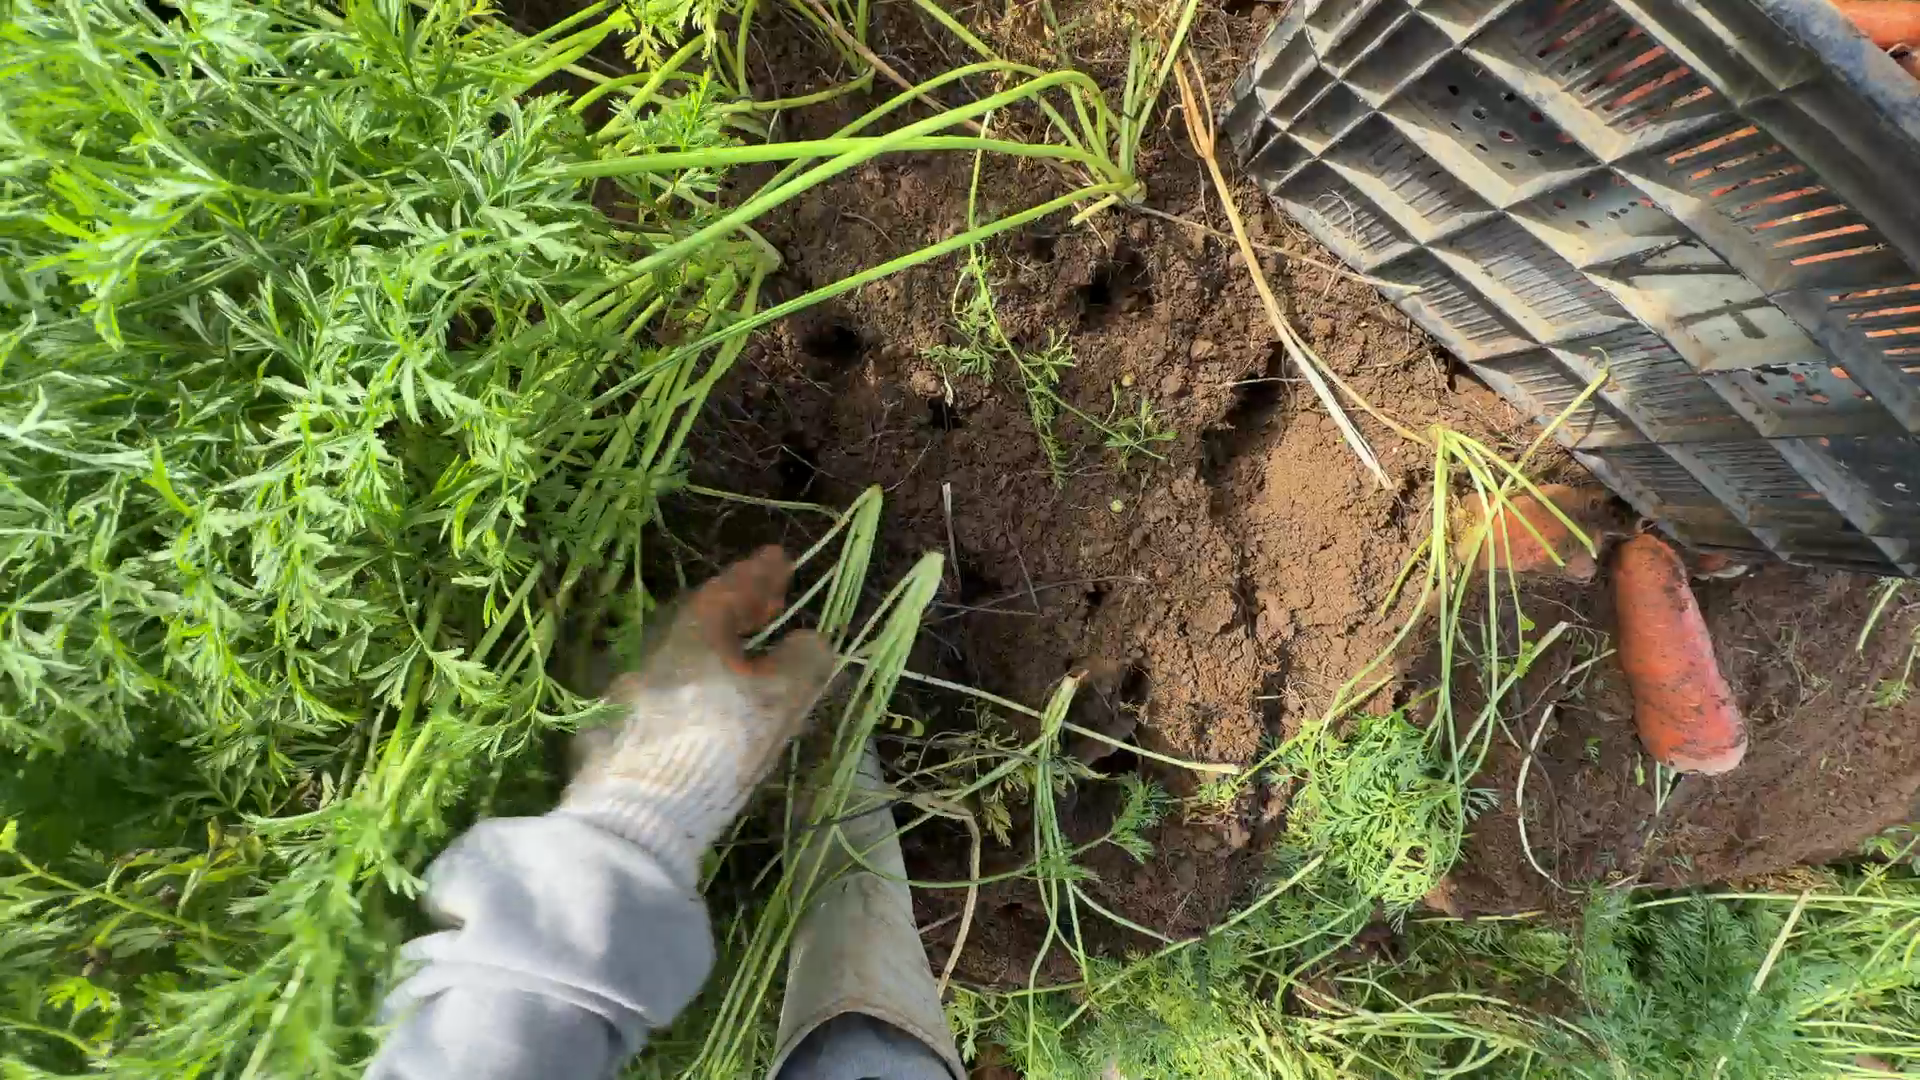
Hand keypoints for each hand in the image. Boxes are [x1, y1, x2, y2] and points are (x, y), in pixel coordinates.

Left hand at [561, 546, 834, 885]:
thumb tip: (808, 640)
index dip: (759, 574)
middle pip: (702, 619)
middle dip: (740, 607)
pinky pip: (665, 688)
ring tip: (746, 654)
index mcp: (692, 636)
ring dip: (717, 646)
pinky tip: (704, 701)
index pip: (728, 591)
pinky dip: (693, 681)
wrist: (640, 819)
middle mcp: (654, 653)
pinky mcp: (612, 731)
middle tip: (771, 602)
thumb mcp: (779, 701)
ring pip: (682, 654)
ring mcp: (628, 692)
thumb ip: (803, 661)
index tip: (780, 558)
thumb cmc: (718, 747)